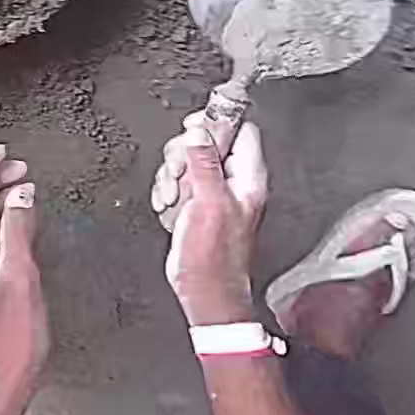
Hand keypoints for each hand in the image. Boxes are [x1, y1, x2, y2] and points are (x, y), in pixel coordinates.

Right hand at [152, 112, 269, 324]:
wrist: (203, 291)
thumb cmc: (216, 258)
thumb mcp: (208, 203)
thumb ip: (203, 162)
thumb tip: (199, 130)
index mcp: (247, 177)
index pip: (240, 129)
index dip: (216, 123)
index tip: (193, 130)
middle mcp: (232, 180)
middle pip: (204, 140)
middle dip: (182, 156)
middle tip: (181, 176)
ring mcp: (212, 190)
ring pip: (184, 160)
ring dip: (171, 179)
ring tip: (177, 201)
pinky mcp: (194, 201)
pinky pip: (174, 181)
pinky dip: (167, 193)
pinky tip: (173, 210)